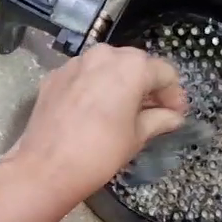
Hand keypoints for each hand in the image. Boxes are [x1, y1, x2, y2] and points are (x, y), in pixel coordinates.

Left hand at [3, 44, 186, 205]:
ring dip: (121, 83)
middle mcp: (104, 55)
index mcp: (131, 66)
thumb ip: (159, 120)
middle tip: (154, 112)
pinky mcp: (55, 75)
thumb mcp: (136, 137)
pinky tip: (95, 111)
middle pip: (136, 64)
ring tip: (124, 111)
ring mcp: (75, 63)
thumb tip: (173, 117)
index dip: (174, 94)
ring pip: (108, 66)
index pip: (164, 73)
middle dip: (147, 86)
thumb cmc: (100, 152)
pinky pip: (84, 75)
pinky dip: (95, 87)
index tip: (176, 114)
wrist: (46, 167)